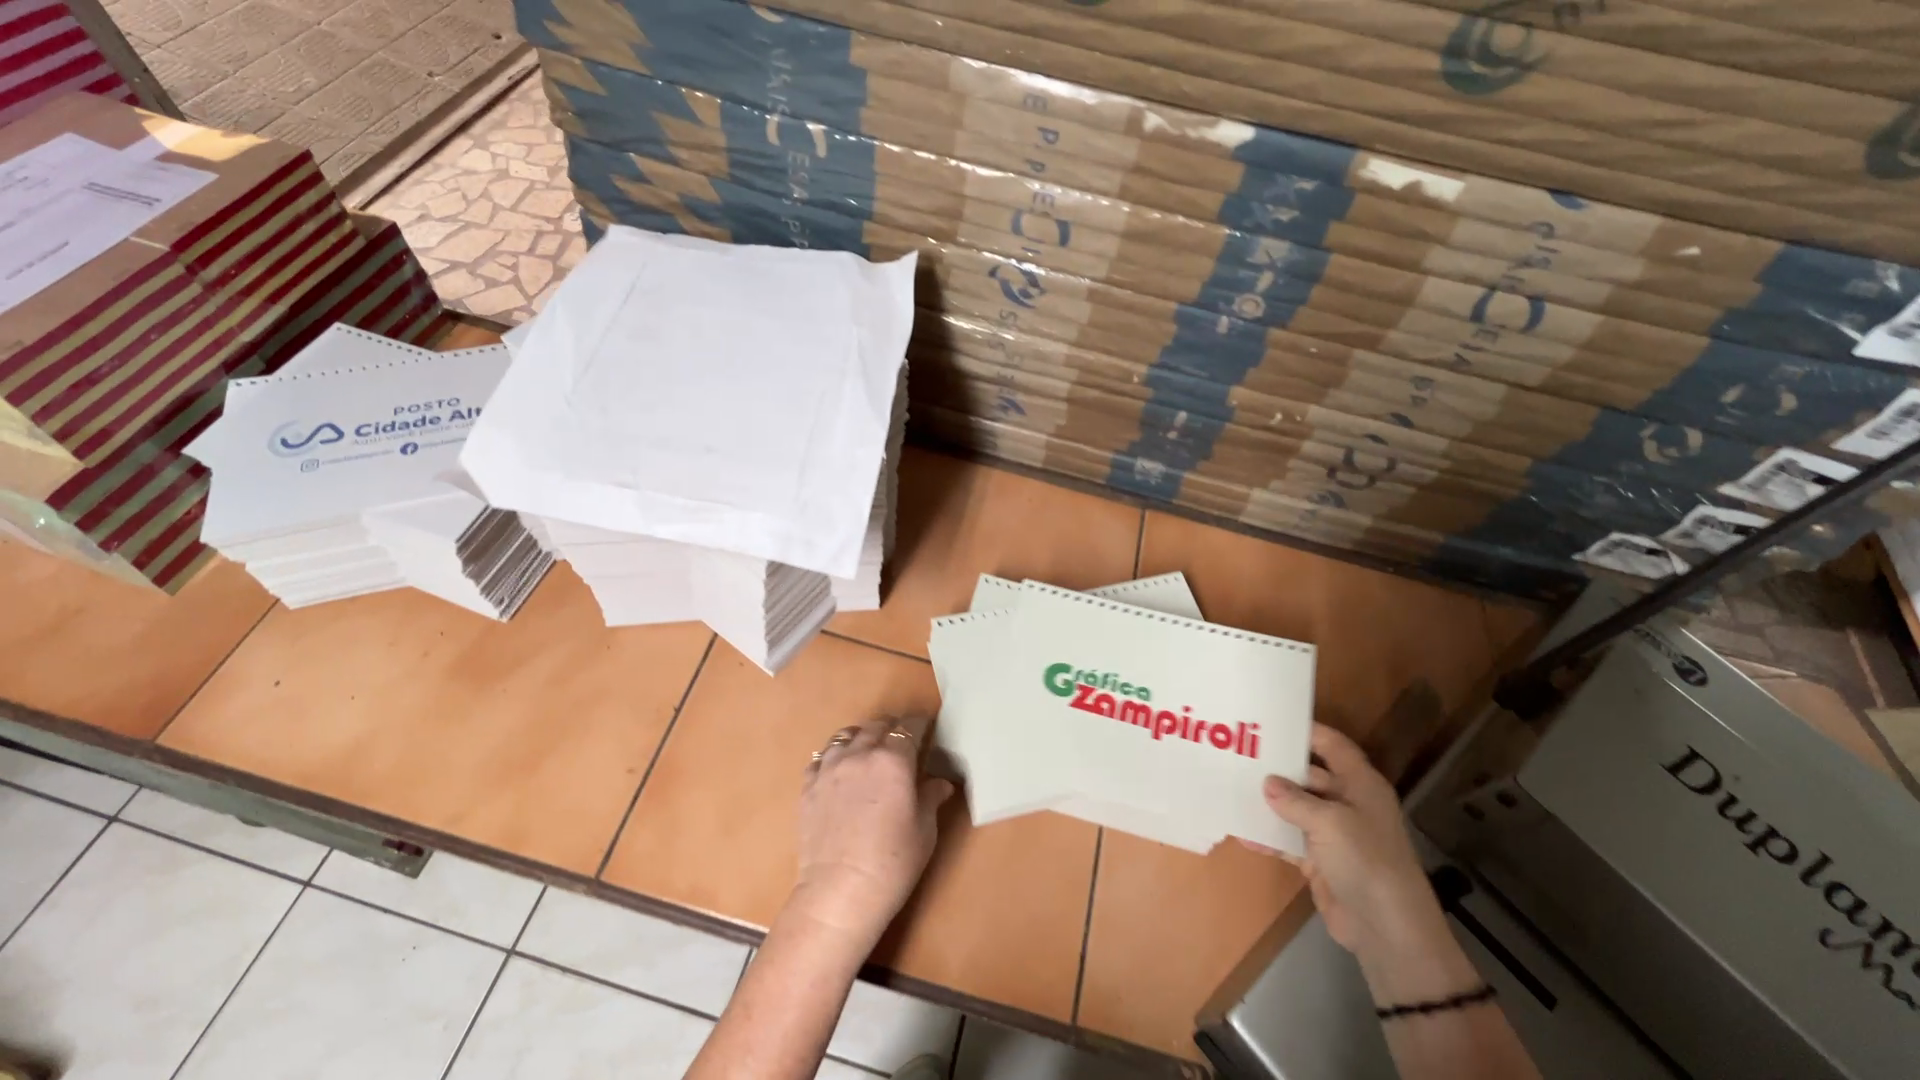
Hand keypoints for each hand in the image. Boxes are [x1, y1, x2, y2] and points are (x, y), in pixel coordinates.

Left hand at [791, 715, 953, 943]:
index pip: (909, 729)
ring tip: (867, 752)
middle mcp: (859, 754)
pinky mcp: (807, 786)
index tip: (925, 730)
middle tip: (899, 743)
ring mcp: (829, 768)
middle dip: (891, 730)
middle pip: (876, 727)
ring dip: (860, 738)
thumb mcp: (924, 830)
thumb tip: (940, 783)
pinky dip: (834, 757)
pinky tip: (839, 772)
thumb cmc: (893, 862)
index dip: (919, 726)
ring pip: (845, 736)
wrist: (839, 890)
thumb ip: (931, 798)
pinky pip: (821, 758)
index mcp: (894, 761)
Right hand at [1259, 724, 1448, 965]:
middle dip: (1277, 768)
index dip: (1307, 732)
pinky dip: (1269, 837)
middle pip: (1309, 776)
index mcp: (1360, 785)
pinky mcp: (1321, 862)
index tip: (1271, 722)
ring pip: (1296, 809)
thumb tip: (1267, 783)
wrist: (1386, 927)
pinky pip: (1289, 841)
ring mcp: (1334, 835)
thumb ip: (1294, 800)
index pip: (1333, 746)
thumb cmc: (1366, 860)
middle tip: (1238, 755)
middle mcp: (1348, 804)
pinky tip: (1241, 833)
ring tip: (1230, 788)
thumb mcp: (1329, 823)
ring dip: (1268, 803)